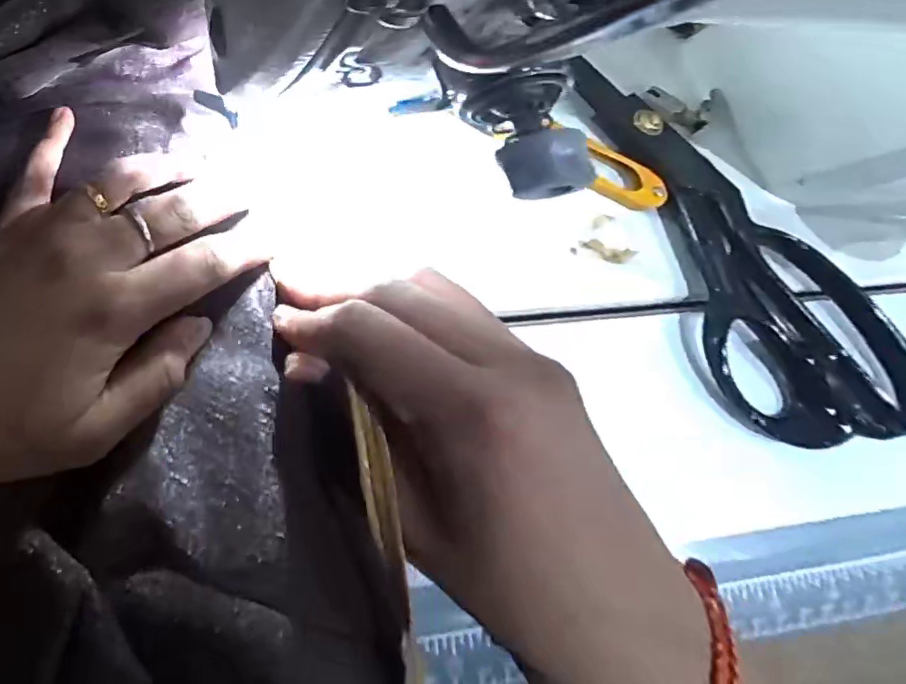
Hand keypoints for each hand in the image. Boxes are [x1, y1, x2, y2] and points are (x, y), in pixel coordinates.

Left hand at [0, 106, 266, 486]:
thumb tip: (200, 325)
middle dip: (218, 196)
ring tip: (196, 155)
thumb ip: (154, 376)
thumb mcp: (90, 430)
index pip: (197, 266)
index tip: (274, 230)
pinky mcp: (5, 223)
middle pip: (167, 214)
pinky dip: (50, 141)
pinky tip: (65, 114)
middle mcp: (86, 252)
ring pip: (114, 183)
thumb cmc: (0, 425)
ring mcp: (42, 228)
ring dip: (160, 165)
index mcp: (113, 307)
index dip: (242, 247)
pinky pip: (34, 172)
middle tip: (252, 181)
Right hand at [274, 270, 711, 683]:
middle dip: (335, 292)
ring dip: (373, 291)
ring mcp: (533, 356)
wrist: (629, 619)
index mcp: (473, 407)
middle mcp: (508, 362)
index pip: (370, 326)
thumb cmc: (505, 581)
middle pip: (398, 292)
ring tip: (332, 308)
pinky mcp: (543, 363)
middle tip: (291, 303)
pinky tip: (386, 325)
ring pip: (431, 286)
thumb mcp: (409, 514)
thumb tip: (302, 366)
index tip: (276, 323)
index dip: (314, 319)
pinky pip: (462, 307)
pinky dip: (412, 303)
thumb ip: (352, 428)